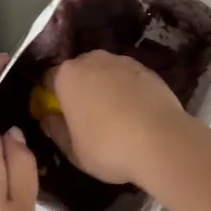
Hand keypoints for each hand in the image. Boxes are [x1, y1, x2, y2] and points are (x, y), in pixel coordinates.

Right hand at [40, 51, 190, 184]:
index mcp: (67, 75)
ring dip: (105, 88)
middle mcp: (91, 59)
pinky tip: (137, 114)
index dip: (51, 98)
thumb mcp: (74, 151)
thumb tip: (48, 118)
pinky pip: (128, 78)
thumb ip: (56, 131)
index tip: (58, 117)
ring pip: (104, 72)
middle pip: (78, 71)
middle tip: (87, 118)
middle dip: (80, 89)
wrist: (162, 140)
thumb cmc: (108, 147)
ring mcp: (120, 61)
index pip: (49, 79)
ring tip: (116, 117)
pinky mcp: (146, 68)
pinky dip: (128, 91)